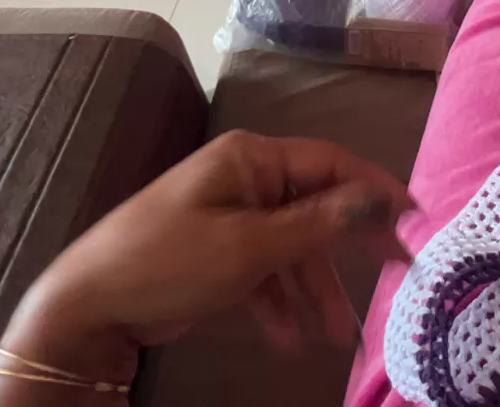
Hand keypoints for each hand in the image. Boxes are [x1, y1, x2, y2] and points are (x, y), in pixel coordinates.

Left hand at [3, 131, 413, 363]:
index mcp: (254, 159)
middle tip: (396, 270)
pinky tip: (288, 338)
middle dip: (349, 245)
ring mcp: (233, 214)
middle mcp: (248, 178)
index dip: (375, 188)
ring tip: (337, 336)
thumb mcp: (249, 246)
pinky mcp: (220, 250)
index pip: (330, 164)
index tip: (413, 217)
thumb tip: (377, 199)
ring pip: (292, 245)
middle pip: (316, 205)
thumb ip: (318, 223)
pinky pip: (264, 268)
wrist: (86, 307)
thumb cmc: (170, 260)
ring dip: (314, 288)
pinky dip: (279, 299)